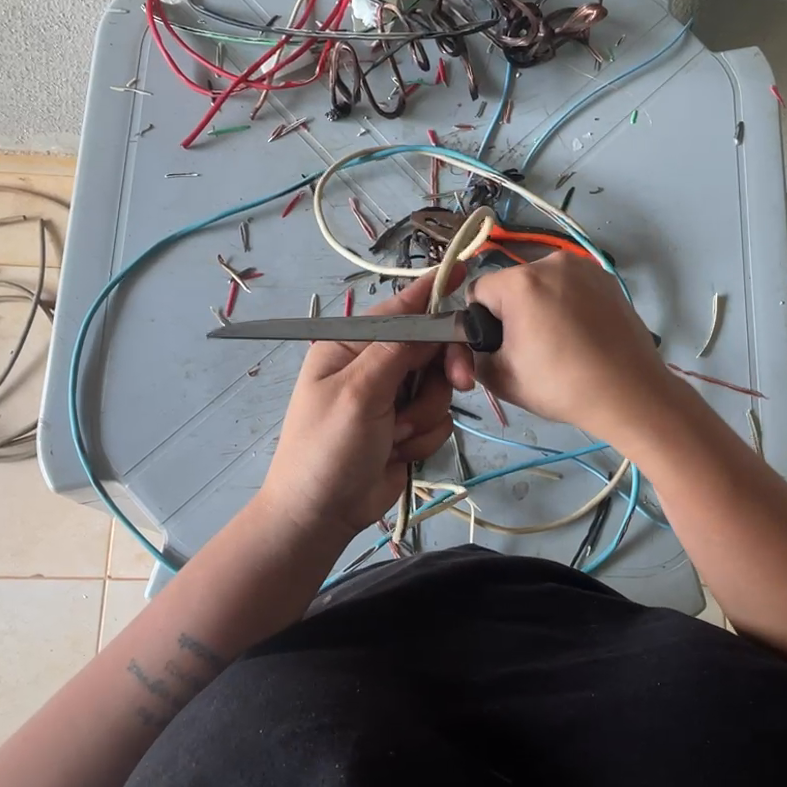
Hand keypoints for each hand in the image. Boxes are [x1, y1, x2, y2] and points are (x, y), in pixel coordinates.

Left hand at [257, 269, 462, 537]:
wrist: (321, 515)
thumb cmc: (327, 449)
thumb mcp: (358, 393)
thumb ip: (396, 351)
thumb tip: (427, 316)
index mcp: (349, 346)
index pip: (399, 311)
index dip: (432, 293)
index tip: (465, 271)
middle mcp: (373, 365)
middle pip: (431, 348)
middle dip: (443, 371)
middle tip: (462, 384)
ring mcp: (391, 398)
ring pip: (440, 387)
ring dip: (425, 415)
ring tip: (396, 435)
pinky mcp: (407, 427)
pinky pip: (439, 418)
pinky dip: (424, 436)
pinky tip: (399, 451)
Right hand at [451, 253, 673, 437]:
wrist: (629, 393)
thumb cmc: (561, 385)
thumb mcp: (501, 379)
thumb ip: (473, 355)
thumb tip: (477, 344)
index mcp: (520, 282)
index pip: (478, 292)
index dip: (482, 321)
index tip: (502, 346)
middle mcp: (551, 262)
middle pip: (511, 284)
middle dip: (513, 311)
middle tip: (532, 350)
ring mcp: (584, 267)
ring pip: (542, 284)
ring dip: (540, 306)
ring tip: (559, 343)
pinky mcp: (607, 278)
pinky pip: (570, 286)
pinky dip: (568, 304)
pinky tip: (581, 334)